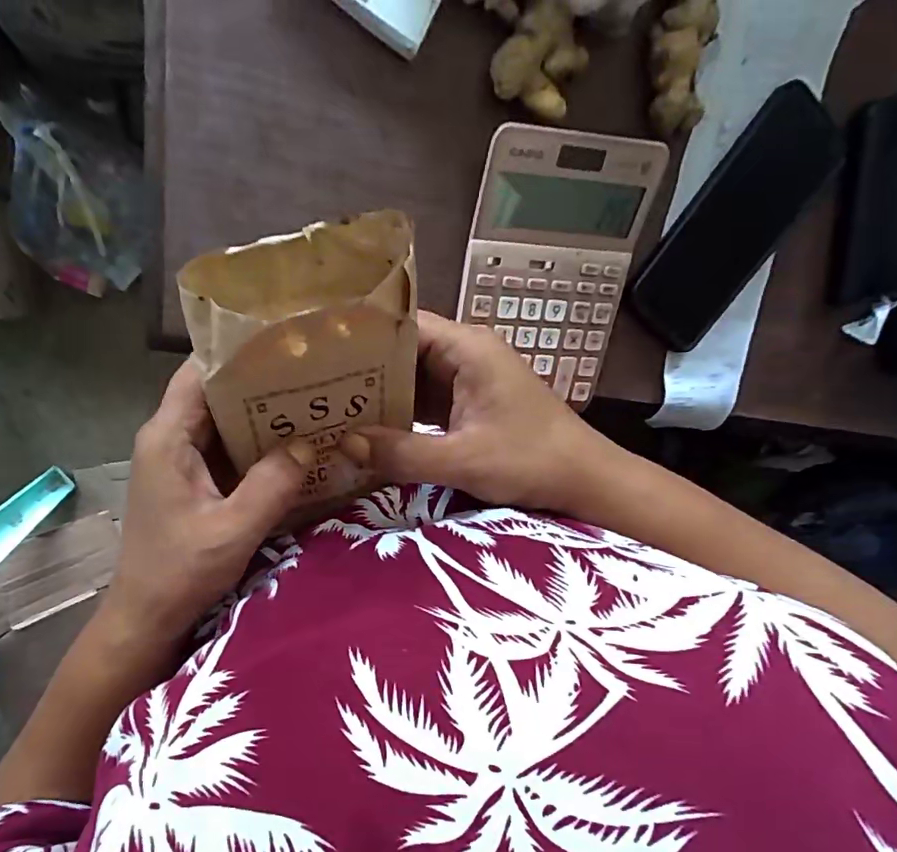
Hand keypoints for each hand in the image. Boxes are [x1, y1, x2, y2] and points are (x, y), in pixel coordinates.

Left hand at [107, 360, 313, 646]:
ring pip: (223, 420)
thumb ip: (272, 484)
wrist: (146, 615)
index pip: (201, 371)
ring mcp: (178, 460)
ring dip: (263, 414)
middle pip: (215, 391)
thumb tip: (309, 443)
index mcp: (168, 437)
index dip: (240, 351)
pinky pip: (226, 449)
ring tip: (314, 401)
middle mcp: (168, 438)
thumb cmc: (179, 572)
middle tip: (315, 372)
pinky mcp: (190, 481)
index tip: (288, 341)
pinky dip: (257, 445)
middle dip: (262, 381)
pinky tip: (294, 445)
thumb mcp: (233, 531)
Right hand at [339, 310, 620, 511]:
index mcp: (465, 348)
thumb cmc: (531, 460)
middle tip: (311, 388)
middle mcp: (463, 355)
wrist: (584, 480)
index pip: (399, 326)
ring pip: (408, 379)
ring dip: (375, 396)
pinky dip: (396, 415)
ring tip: (327, 409)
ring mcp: (465, 380)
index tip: (317, 353)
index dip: (359, 336)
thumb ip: (402, 453)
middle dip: (359, 370)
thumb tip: (344, 444)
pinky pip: (421, 402)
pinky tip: (365, 432)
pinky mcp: (466, 405)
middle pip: (399, 352)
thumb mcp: (463, 460)